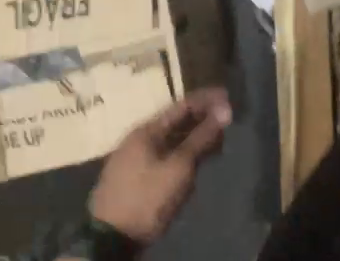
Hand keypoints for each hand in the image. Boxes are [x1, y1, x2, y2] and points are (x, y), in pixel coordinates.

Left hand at [88, 88, 231, 243]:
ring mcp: (134, 160)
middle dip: (203, 120)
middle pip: (176, 121)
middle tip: (227, 123)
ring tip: (217, 144)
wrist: (109, 242)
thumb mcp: (179, 166)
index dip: (208, 100)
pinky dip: (183, 154)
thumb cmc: (146, 197)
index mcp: (146, 131)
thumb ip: (201, 137)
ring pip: (171, 140)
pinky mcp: (135, 178)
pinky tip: (197, 162)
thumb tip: (225, 110)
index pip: (182, 105)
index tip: (230, 99)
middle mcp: (138, 139)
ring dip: (194, 139)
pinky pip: (164, 156)